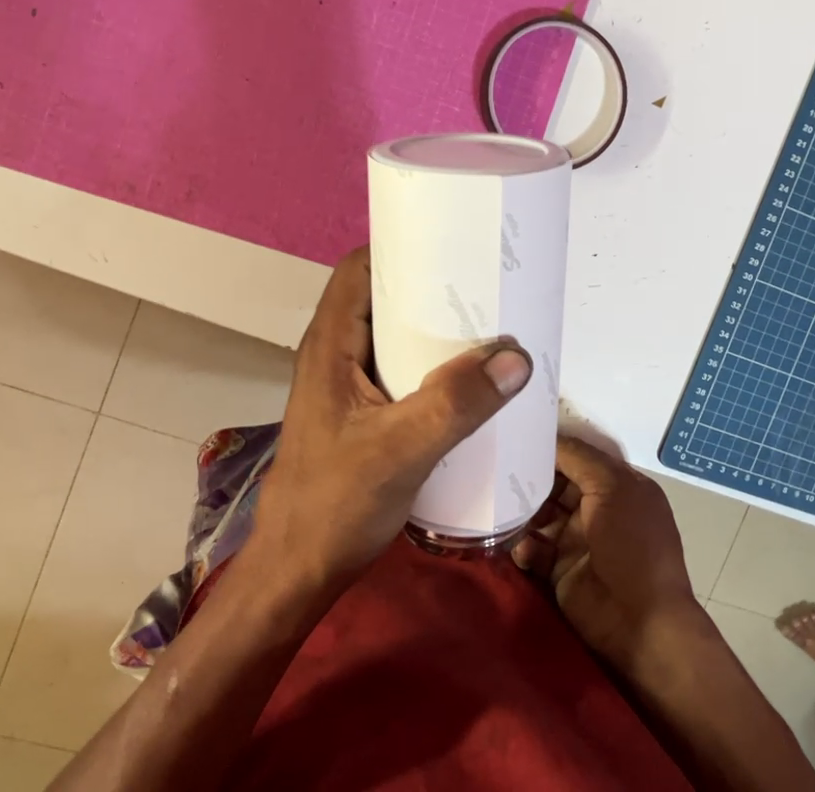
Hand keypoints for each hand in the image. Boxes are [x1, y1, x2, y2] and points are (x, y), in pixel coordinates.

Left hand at [246, 247, 532, 590]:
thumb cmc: (335, 504)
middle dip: (429, 288)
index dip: (400, 248)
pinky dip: (429, 365)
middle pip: (379, 299)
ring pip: (389, 337)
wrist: (298, 570)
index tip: (453, 244)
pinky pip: (397, 372)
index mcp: (329, 347)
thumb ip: (456, 403)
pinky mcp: (359, 417)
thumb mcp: (401, 451)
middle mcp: (333, 357)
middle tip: (485, 285)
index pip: (359, 270)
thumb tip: (516, 357)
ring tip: (486, 325)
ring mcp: (345, 388)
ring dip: (431, 329)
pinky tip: (467, 380)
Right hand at [515, 436, 700, 674]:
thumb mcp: (614, 487)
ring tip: (496, 507)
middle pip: (554, 485)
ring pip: (539, 516)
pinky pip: (532, 550)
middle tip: (494, 471)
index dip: (549, 448)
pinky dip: (522, 546)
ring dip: (519, 512)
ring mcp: (578, 542)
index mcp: (619, 487)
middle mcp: (598, 510)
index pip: (577, 458)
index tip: (514, 436)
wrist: (639, 623)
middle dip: (528, 479)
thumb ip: (578, 457)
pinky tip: (519, 548)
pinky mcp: (559, 571)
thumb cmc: (632, 546)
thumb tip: (545, 435)